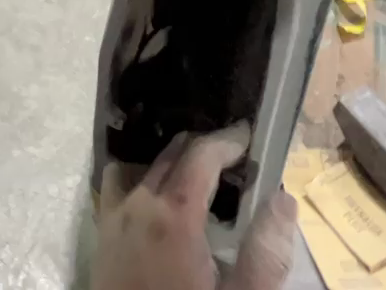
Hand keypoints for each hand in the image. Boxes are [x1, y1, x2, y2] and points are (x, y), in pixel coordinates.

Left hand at [91, 125, 299, 289]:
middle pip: (171, 153)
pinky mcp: (102, 237)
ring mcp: (114, 217)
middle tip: (236, 158)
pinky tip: (165, 203)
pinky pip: (121, 186)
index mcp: (173, 214)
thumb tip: (282, 200)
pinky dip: (145, 177)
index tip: (251, 135)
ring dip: (172, 161)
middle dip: (204, 147)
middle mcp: (137, 203)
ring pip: (143, 166)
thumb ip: (266, 252)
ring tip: (203, 176)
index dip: (228, 141)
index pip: (201, 155)